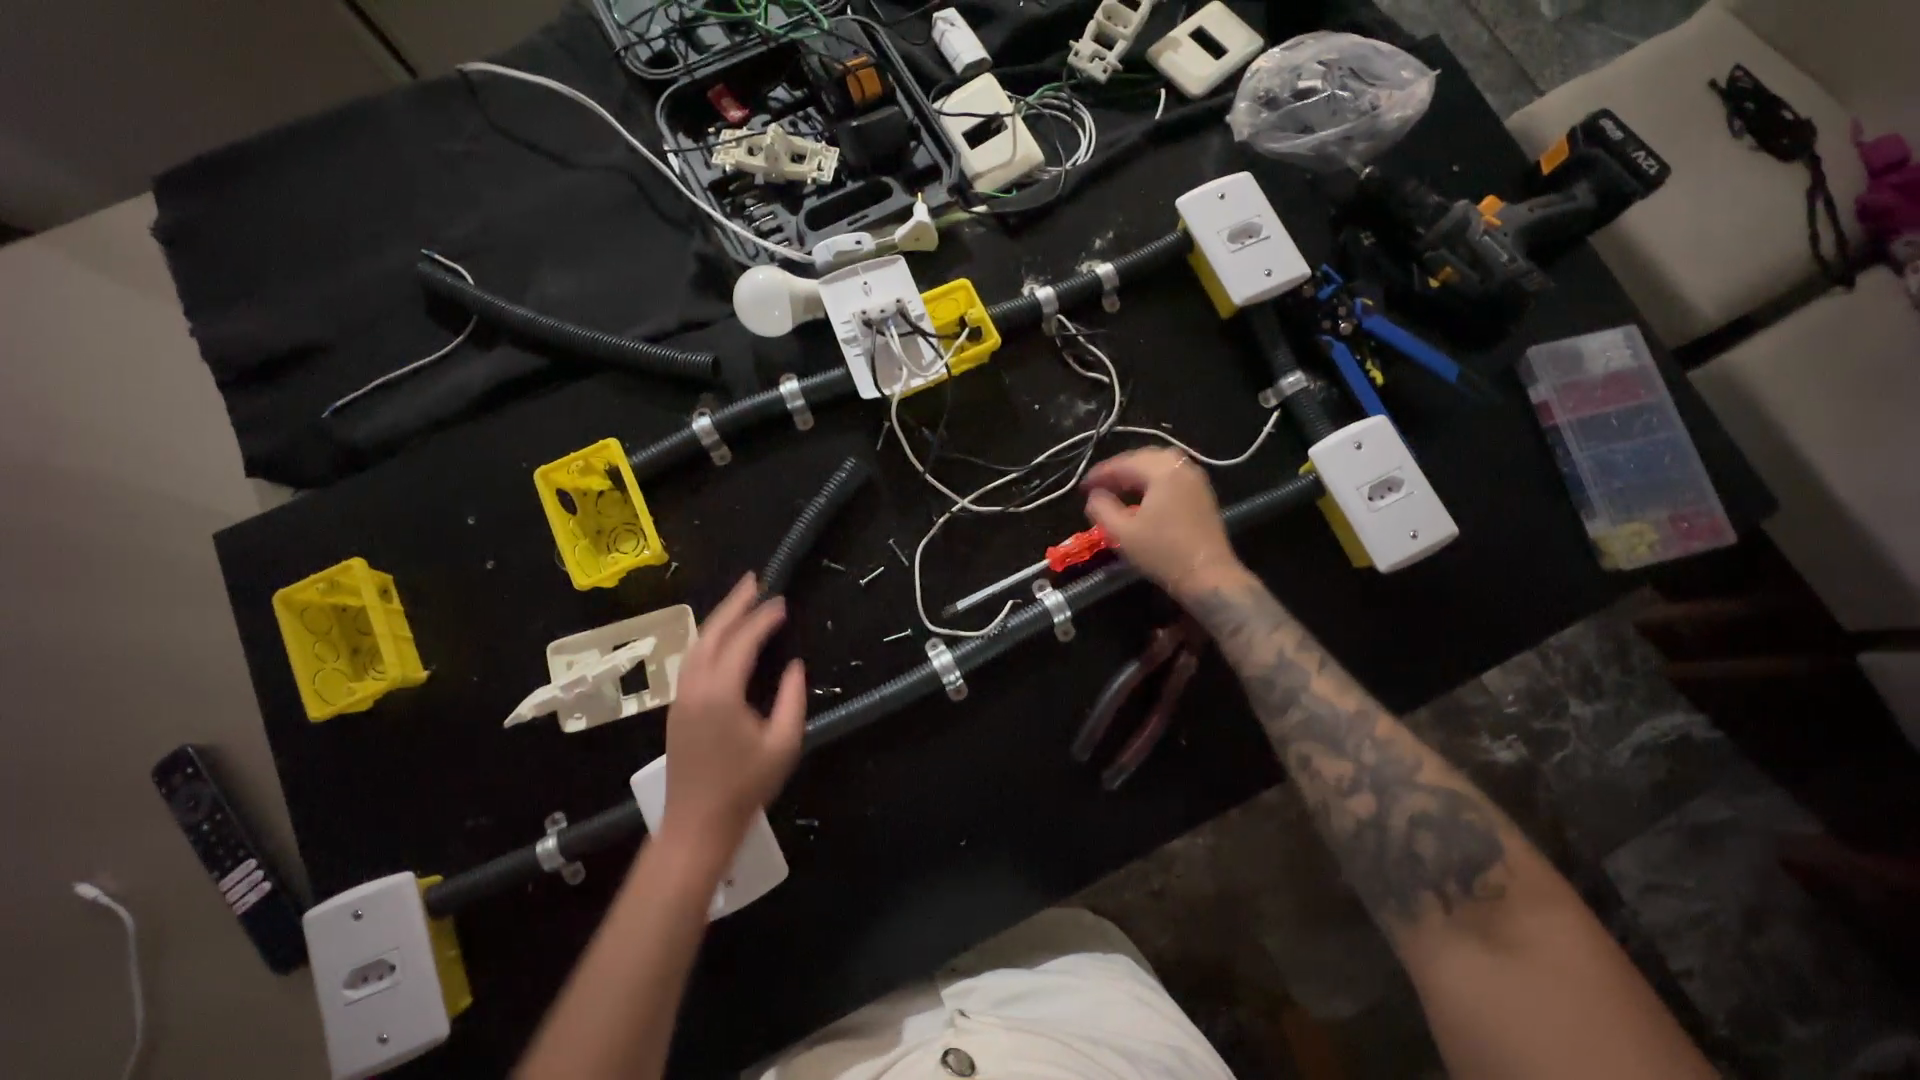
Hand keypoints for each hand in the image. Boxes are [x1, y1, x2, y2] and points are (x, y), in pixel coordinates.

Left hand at [660, 574, 805, 854]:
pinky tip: (721, 640)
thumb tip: (795, 667)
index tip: (782, 602)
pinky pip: (691, 661)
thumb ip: (793, 700)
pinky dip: (708, 640)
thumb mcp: (783, 744)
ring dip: (718, 620)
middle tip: (754, 580)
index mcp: (721, 692)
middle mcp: (695, 686)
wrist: (697, 823)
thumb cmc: (746, 787)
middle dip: (733, 604)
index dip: (763, 619)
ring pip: (696, 646)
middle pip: (712, 633)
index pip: (743, 642)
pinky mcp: (677, 709)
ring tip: (740, 601)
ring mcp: (681, 697)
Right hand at [1083, 448, 1243, 598]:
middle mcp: (1182, 468)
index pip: (1124, 463)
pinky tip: (1143, 498)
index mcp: (1162, 471)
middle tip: (1100, 486)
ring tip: (1119, 490)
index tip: (1082, 487)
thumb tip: (1094, 496)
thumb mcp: (1122, 533)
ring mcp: (1196, 480)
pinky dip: (1154, 481)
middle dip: (1119, 470)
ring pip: (1161, 466)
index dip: (1100, 474)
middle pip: (1144, 458)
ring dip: (1137, 474)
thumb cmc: (1162, 553)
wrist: (1208, 575)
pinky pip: (1173, 477)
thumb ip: (1101, 508)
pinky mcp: (1203, 495)